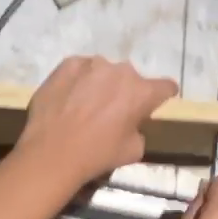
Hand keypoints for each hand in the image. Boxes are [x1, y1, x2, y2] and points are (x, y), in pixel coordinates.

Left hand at [12, 57, 177, 185]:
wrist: (52, 152)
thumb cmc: (97, 155)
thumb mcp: (133, 151)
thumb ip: (139, 130)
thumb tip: (131, 124)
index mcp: (142, 92)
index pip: (165, 86)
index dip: (163, 95)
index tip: (157, 101)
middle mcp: (121, 71)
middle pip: (131, 79)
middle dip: (126, 91)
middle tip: (113, 110)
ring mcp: (92, 64)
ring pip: (104, 71)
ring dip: (101, 83)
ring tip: (86, 104)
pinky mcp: (67, 64)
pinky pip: (80, 69)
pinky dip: (79, 80)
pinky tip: (69, 98)